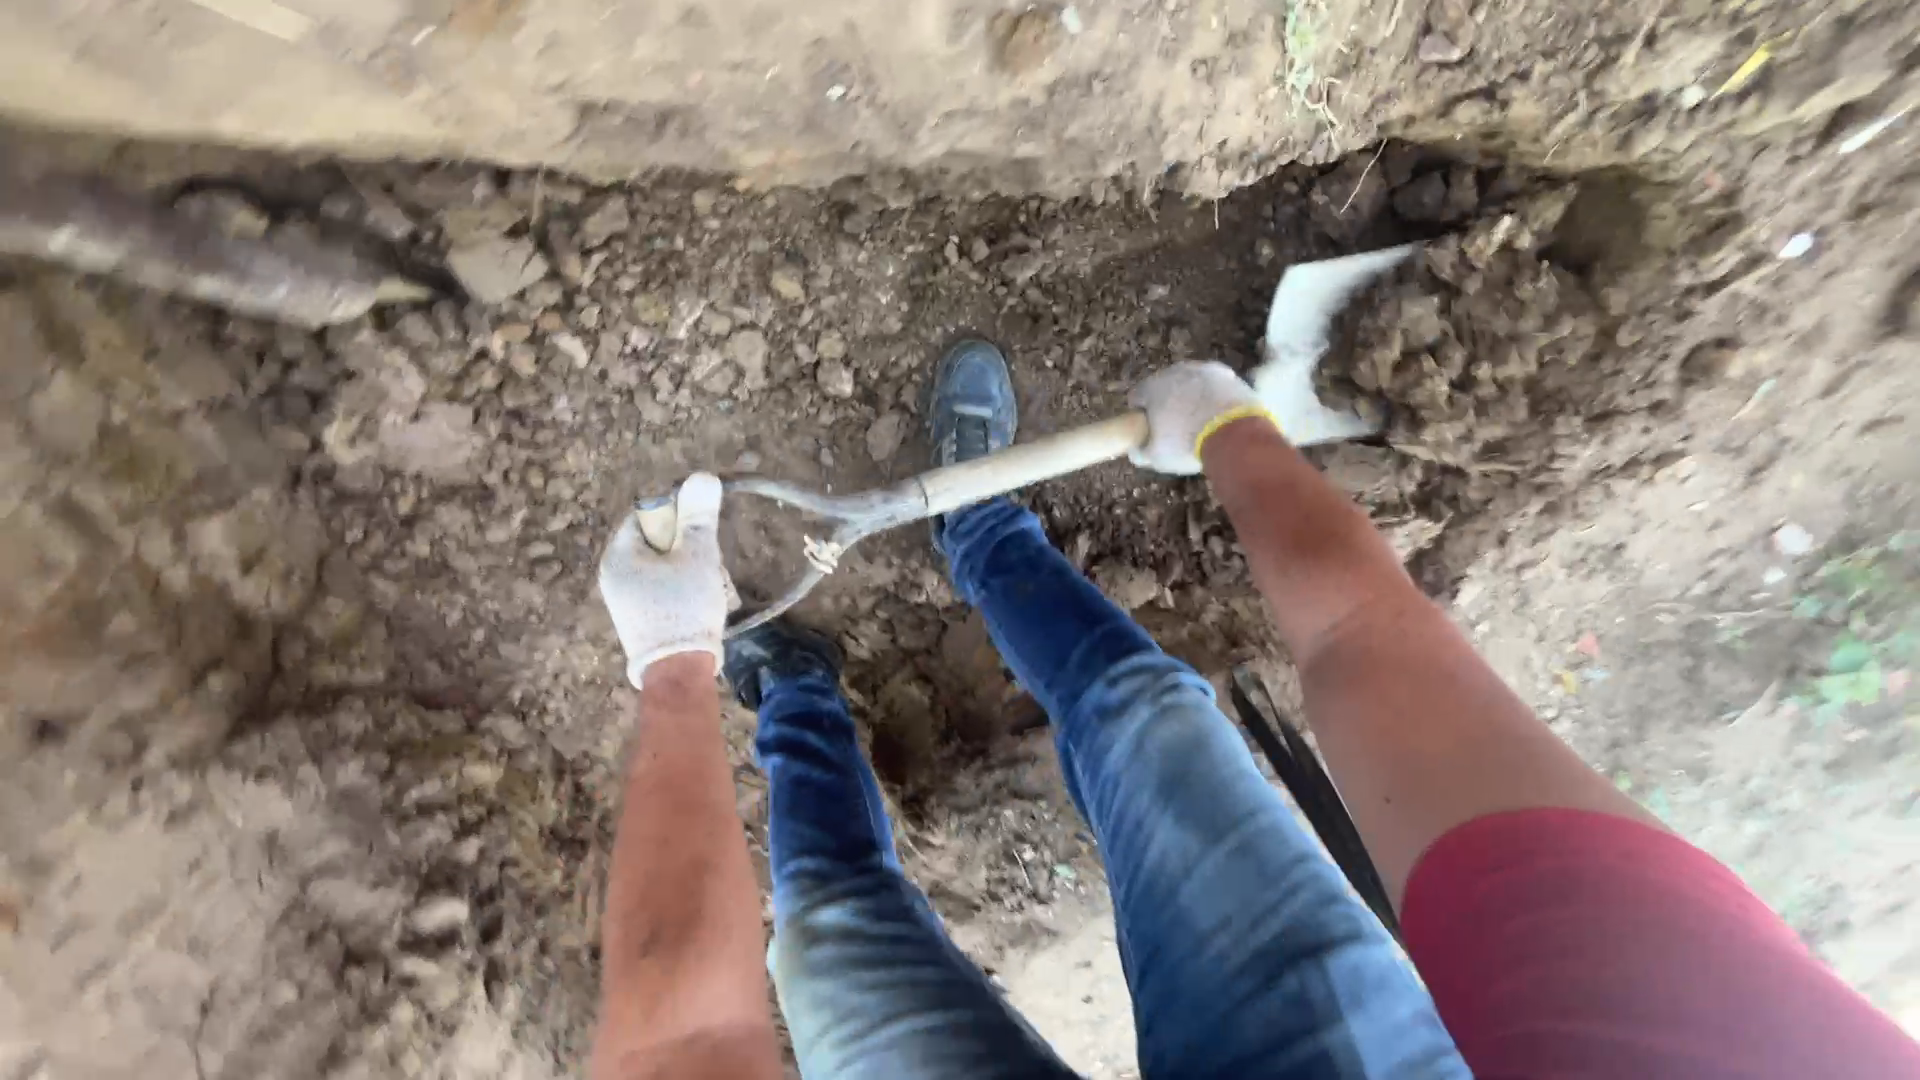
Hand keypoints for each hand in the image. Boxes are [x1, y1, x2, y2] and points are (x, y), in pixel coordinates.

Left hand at [598, 472, 731, 687]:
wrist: (678, 672)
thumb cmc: (685, 607)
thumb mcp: (697, 556)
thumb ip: (699, 517)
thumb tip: (704, 476)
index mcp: (619, 555)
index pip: (647, 514)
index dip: (677, 515)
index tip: (702, 531)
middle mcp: (613, 575)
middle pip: (657, 541)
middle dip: (688, 546)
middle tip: (710, 562)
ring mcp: (624, 600)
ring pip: (664, 566)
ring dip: (690, 569)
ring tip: (710, 586)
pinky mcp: (639, 619)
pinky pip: (662, 589)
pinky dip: (683, 589)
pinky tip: (701, 602)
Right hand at [1128, 361, 1274, 473]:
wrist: (1232, 434)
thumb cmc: (1186, 445)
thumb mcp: (1156, 457)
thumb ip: (1140, 451)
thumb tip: (1136, 449)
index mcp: (1151, 388)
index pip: (1136, 397)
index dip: (1140, 415)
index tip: (1147, 430)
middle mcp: (1174, 372)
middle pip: (1164, 387)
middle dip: (1166, 403)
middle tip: (1174, 428)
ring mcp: (1203, 370)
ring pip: (1190, 384)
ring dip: (1190, 398)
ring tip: (1199, 423)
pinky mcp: (1227, 375)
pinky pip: (1213, 386)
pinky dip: (1212, 397)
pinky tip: (1217, 416)